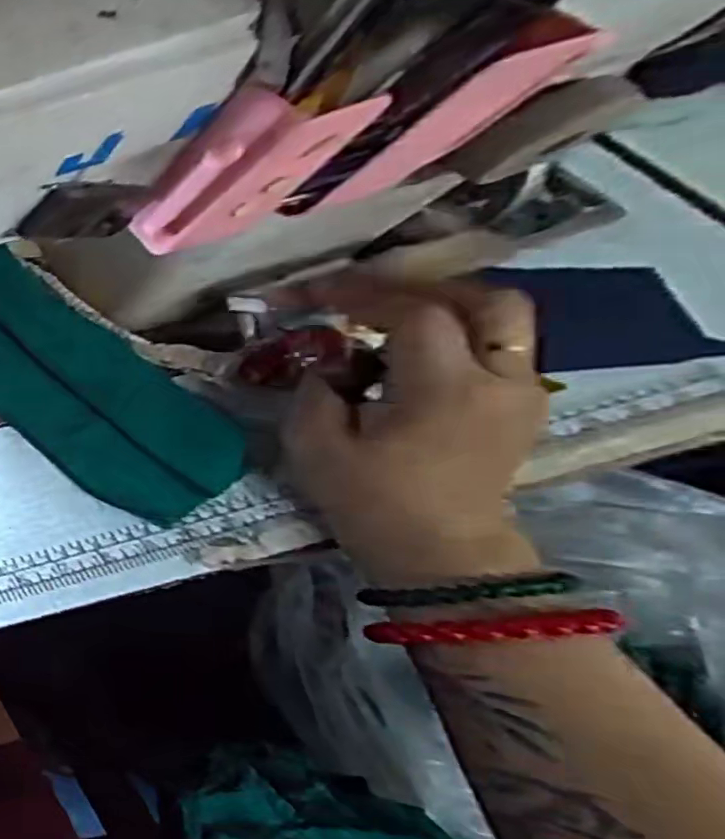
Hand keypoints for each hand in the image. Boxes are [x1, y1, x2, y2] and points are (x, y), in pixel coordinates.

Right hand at [281, 278, 548, 586]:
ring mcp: (522, 391)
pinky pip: (503, 346)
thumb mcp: (314, 447)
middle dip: (422, 288)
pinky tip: (419, 349)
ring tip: (395, 313)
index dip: (362, 293)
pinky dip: (462, 333)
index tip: (317, 291)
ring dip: (449, 306)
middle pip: (483, 299)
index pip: (414, 313)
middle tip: (369, 293)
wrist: (437, 550)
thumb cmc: (368, 500)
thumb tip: (324, 362)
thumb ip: (314, 391)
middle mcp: (499, 378)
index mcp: (443, 388)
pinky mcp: (523, 404)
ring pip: (504, 319)